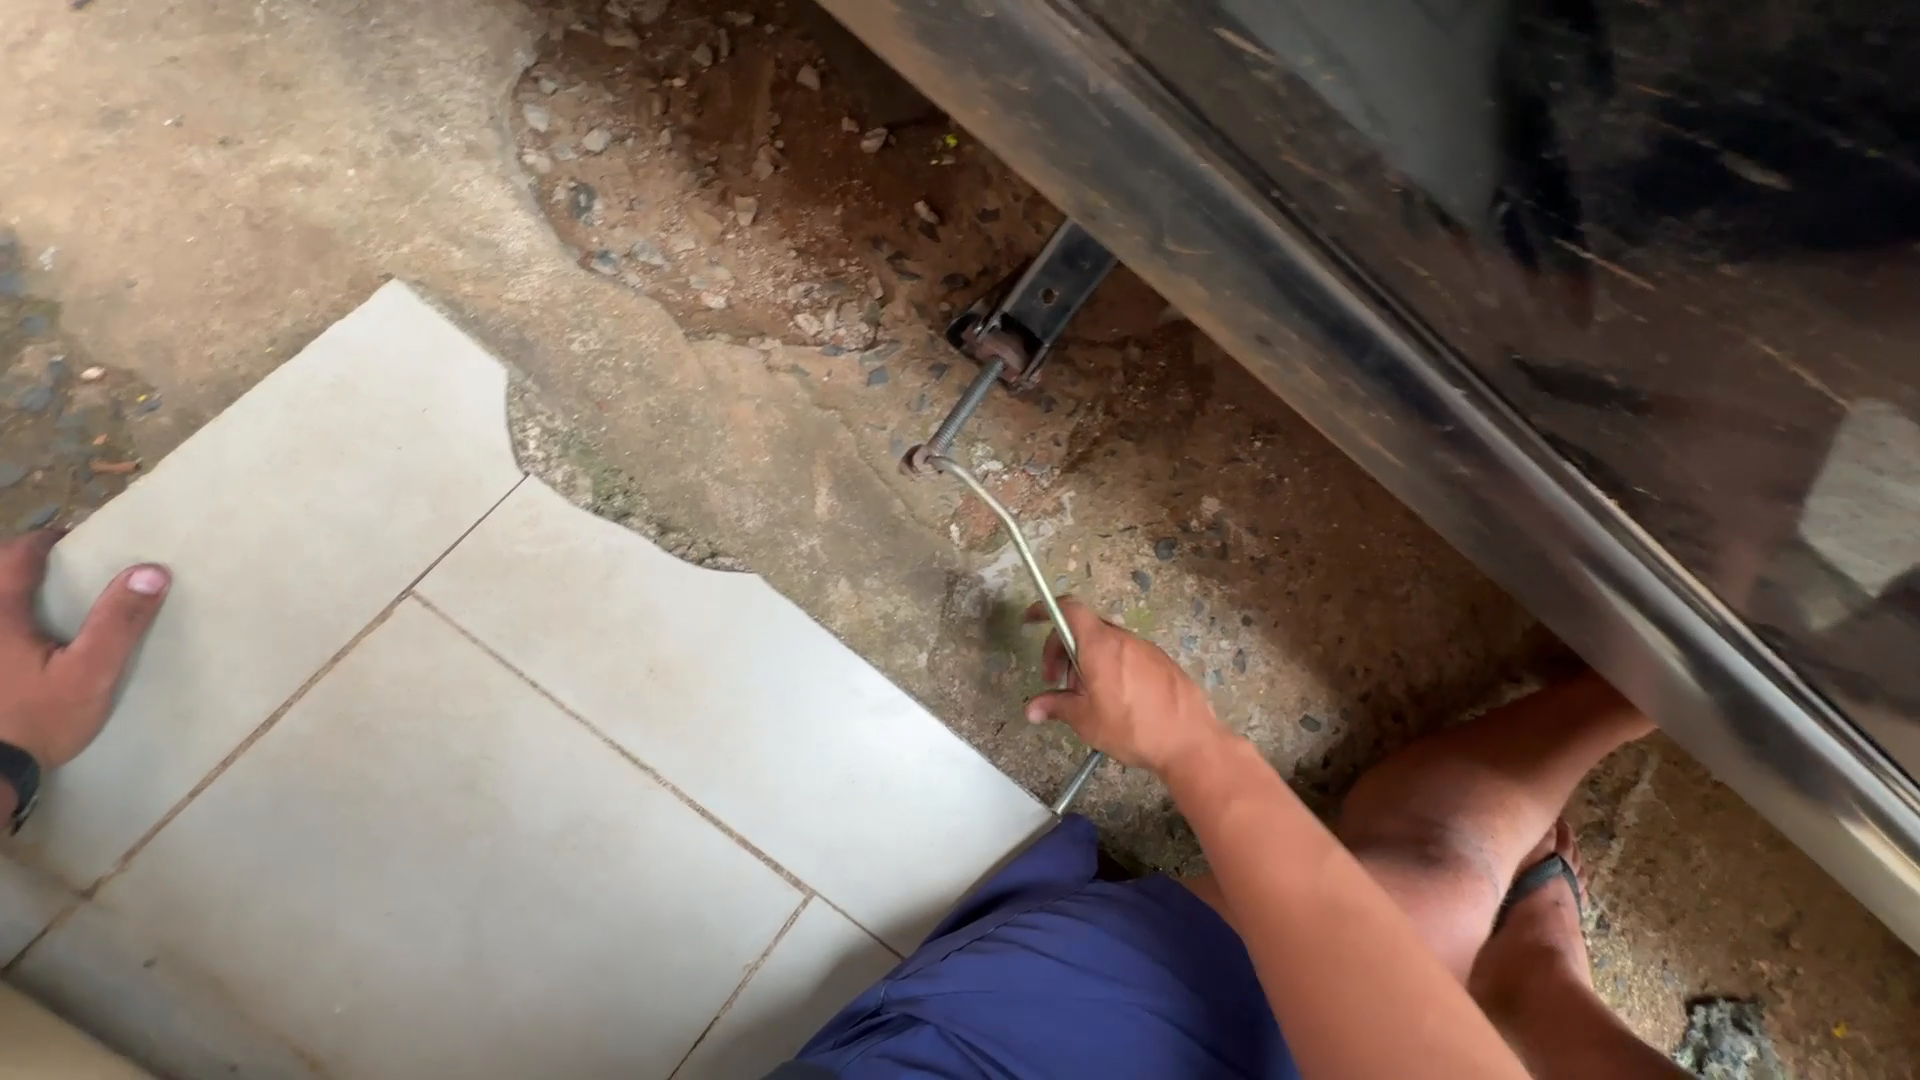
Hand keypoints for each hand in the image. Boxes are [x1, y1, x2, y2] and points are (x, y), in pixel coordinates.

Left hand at [0, 530, 169, 770]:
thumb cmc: (37, 718)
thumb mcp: (91, 671)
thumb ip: (119, 621)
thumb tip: (151, 569)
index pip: (13, 560)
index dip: (42, 542)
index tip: (72, 536)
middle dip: (17, 565)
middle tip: (56, 564)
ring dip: (9, 594)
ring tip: (38, 597)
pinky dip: (10, 619)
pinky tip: (26, 639)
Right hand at [1022, 596, 1232, 774]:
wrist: (1190, 741)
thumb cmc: (1133, 728)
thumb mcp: (1085, 720)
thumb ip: (1055, 707)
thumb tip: (1032, 709)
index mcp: (1099, 645)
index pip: (1068, 609)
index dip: (1046, 609)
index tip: (1031, 620)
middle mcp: (1123, 639)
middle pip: (1084, 629)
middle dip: (1063, 650)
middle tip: (1056, 682)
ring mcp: (1145, 649)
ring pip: (1106, 644)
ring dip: (1087, 662)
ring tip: (1087, 697)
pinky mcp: (1162, 663)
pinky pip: (1127, 655)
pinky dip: (1111, 667)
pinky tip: (1115, 699)